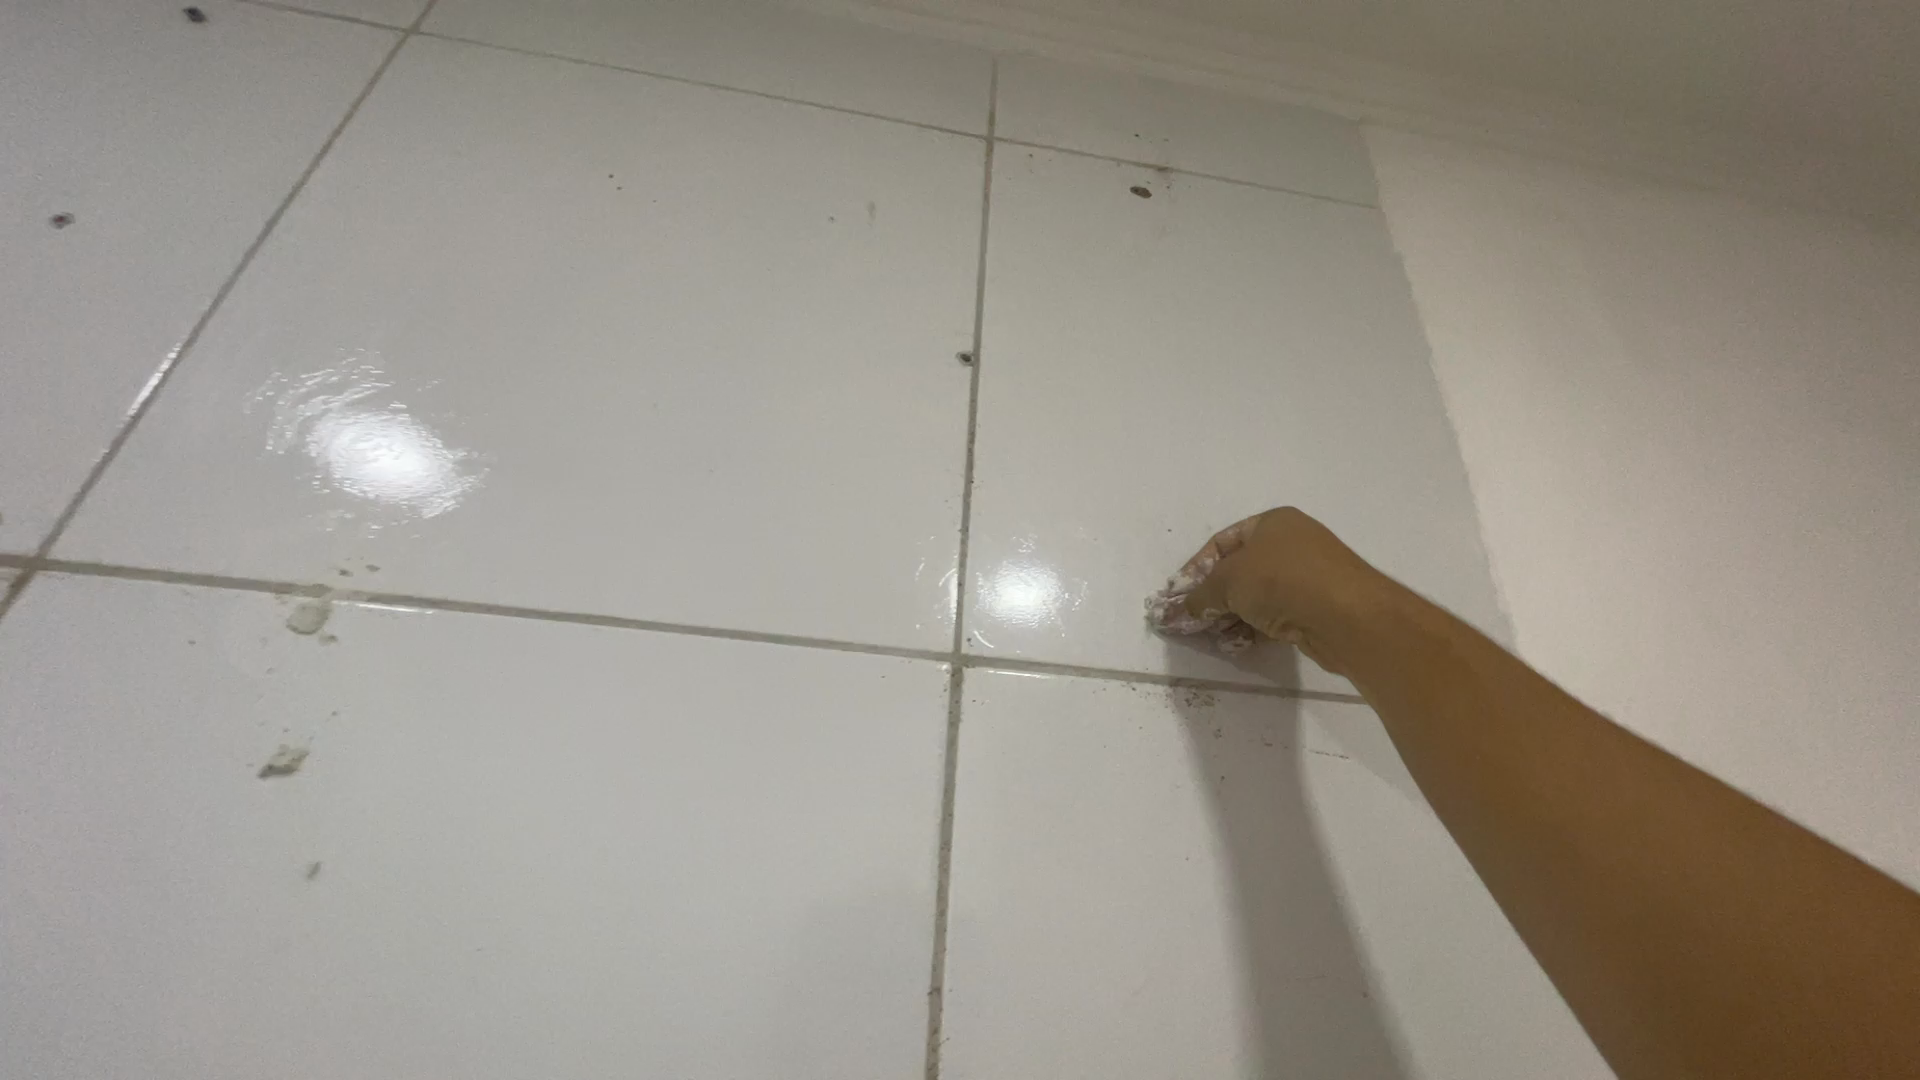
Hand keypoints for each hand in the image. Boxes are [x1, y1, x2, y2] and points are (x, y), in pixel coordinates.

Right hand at [1181, 507, 1391, 674]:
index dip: (1194, 569)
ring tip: (1211, 636)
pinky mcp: (1315, 608)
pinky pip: (1274, 615)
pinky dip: (1253, 627)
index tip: (1178, 596)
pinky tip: (1236, 644)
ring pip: (1255, 596)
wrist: (1346, 616)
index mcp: (1272, 523)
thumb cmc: (1281, 580)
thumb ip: (1200, 595)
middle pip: (1238, 571)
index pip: (1220, 543)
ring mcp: (1306, 577)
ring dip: (1230, 616)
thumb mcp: (1227, 581)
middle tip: (1190, 620)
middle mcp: (1291, 545)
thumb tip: (1182, 609)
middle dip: (1211, 597)